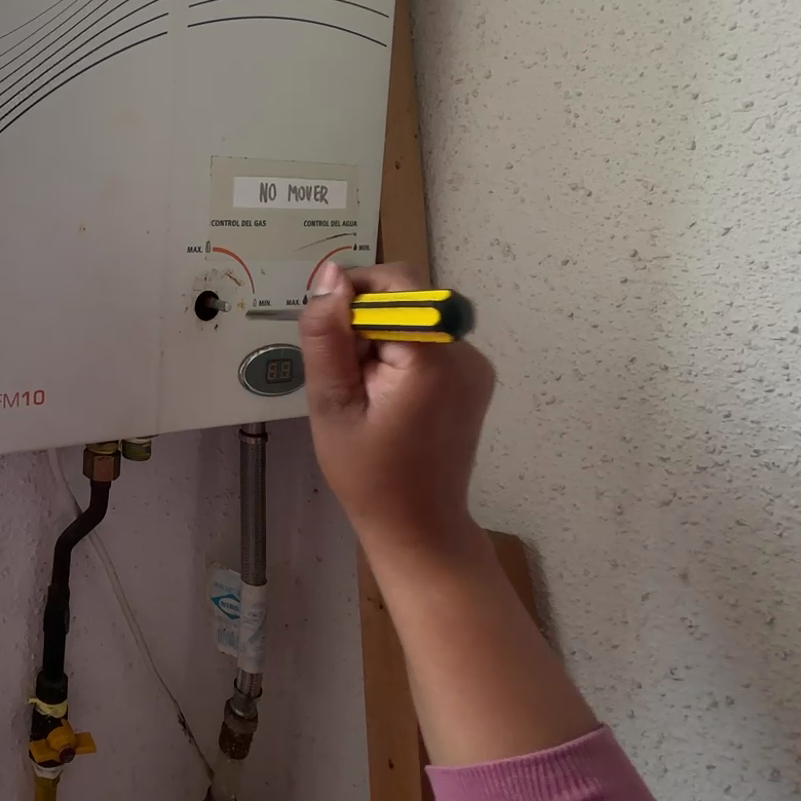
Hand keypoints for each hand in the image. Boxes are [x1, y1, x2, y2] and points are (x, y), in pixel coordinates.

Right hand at [298, 260, 496, 559]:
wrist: (418, 525)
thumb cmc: (366, 472)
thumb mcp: (331, 403)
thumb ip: (327, 337)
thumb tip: (329, 275)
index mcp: (432, 360)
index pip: (395, 284)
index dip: (353, 295)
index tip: (326, 335)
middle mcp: (465, 353)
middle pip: (406, 296)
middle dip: (363, 317)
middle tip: (340, 368)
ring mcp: (474, 364)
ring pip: (413, 314)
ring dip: (377, 334)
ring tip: (360, 385)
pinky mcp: (472, 375)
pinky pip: (426, 336)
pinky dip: (396, 349)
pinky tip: (381, 390)